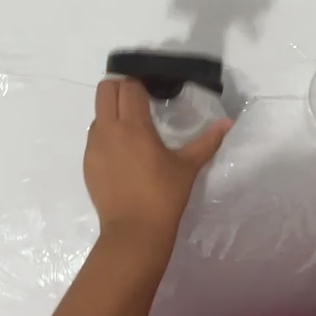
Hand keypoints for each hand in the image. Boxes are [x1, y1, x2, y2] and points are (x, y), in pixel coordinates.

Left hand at [84, 78, 230, 246]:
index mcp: (134, 126)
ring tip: (133, 131)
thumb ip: (207, 141)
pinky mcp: (87, 163)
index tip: (152, 92)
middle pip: (105, 89)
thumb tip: (228, 123)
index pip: (128, 86)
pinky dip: (107, 135)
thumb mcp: (188, 167)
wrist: (134, 231)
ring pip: (98, 113)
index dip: (140, 84)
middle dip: (120, 89)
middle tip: (139, 102)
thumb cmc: (164, 196)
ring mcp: (94, 146)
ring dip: (113, 112)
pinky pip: (95, 137)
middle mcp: (108, 130)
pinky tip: (124, 155)